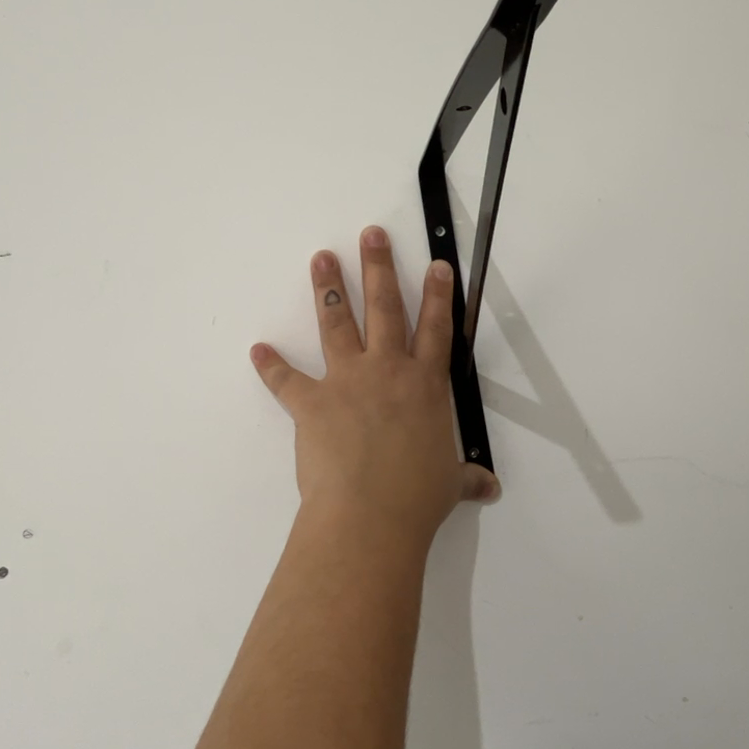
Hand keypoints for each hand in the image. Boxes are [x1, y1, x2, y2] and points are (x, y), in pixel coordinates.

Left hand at [250, 226, 496, 547]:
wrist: (369, 514)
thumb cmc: (417, 496)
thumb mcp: (450, 483)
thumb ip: (467, 478)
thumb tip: (490, 490)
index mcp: (425, 385)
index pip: (437, 328)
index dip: (438, 294)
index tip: (437, 265)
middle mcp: (387, 372)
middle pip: (385, 307)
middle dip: (379, 266)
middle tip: (371, 233)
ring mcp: (347, 383)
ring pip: (338, 325)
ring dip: (329, 289)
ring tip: (321, 258)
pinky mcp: (312, 404)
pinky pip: (286, 381)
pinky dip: (271, 366)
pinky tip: (258, 350)